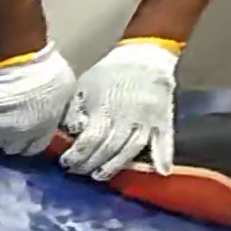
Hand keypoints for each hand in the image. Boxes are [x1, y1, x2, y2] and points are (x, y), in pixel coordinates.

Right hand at [0, 41, 76, 156]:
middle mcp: (20, 135)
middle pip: (12, 149)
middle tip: (11, 130)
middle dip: (12, 141)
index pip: (35, 148)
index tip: (28, 138)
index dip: (31, 144)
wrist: (15, 62)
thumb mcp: (65, 90)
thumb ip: (57, 110)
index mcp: (45, 126)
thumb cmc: (44, 71)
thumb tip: (54, 119)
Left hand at [60, 39, 179, 180]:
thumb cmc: (105, 75)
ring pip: (133, 149)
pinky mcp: (164, 118)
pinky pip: (166, 140)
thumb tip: (71, 133)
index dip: (75, 155)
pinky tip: (162, 172)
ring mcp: (149, 119)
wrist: (144, 55)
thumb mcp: (80, 92)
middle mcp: (129, 118)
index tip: (65, 162)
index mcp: (106, 112)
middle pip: (108, 149)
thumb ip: (73, 114)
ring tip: (100, 175)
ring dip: (116, 166)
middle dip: (90, 164)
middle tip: (76, 171)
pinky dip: (165, 156)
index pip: (89, 142)